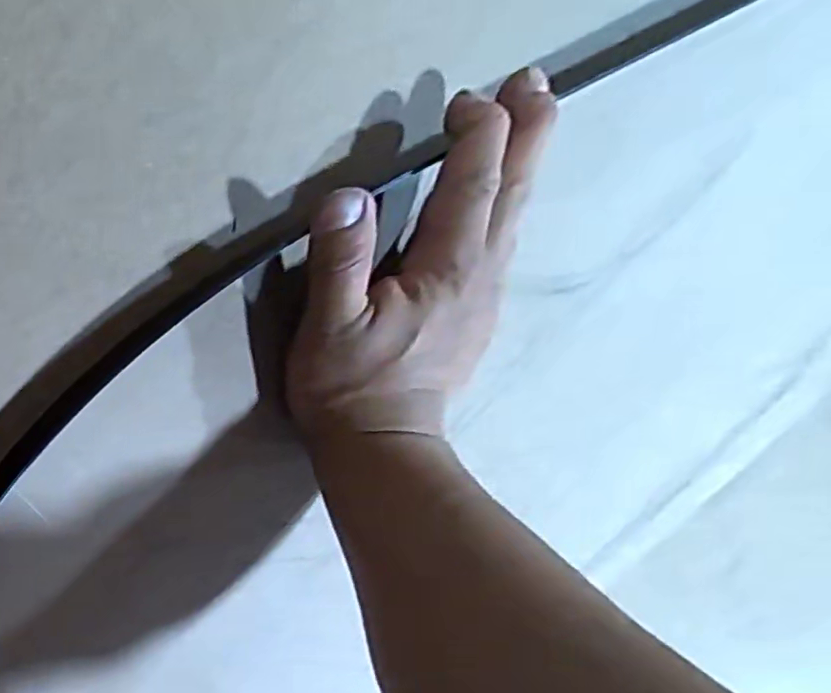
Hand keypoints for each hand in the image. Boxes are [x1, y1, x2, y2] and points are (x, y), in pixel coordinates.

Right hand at [285, 68, 557, 442]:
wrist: (381, 442)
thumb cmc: (346, 387)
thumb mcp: (329, 326)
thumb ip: (340, 261)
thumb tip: (345, 197)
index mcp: (446, 266)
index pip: (472, 180)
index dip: (474, 132)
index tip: (462, 99)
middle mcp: (480, 270)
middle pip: (515, 185)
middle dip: (526, 128)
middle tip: (530, 82)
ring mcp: (484, 294)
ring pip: (515, 212)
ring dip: (521, 162)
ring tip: (522, 128)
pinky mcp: (475, 315)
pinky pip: (501, 242)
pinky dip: (504, 205)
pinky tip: (493, 207)